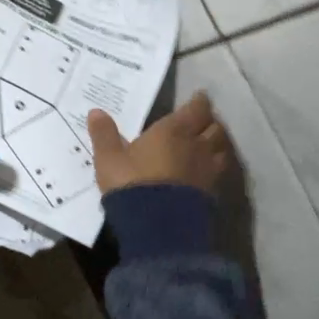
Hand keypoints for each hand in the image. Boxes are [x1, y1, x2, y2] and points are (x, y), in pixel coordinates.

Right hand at [87, 91, 229, 195]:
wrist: (157, 222)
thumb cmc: (131, 182)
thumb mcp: (109, 158)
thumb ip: (104, 134)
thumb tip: (95, 111)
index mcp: (172, 130)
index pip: (196, 108)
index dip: (199, 101)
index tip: (199, 97)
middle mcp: (196, 144)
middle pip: (215, 126)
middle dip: (209, 121)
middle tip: (202, 120)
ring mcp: (208, 168)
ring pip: (222, 148)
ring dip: (217, 142)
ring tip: (208, 143)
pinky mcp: (212, 191)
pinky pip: (220, 171)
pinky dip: (216, 166)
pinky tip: (207, 170)